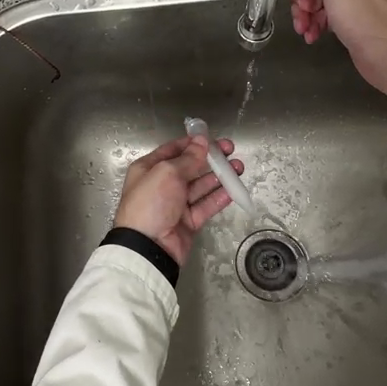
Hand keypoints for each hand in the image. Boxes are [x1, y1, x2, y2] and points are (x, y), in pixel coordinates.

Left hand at [113, 135, 241, 266]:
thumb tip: (201, 141)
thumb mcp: (167, 173)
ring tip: (238, 167)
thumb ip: (188, 158)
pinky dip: (219, 198)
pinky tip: (233, 190)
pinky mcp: (188, 222)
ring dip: (219, 177)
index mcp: (149, 169)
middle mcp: (162, 184)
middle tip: (231, 150)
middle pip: (190, 167)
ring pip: (201, 186)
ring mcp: (176, 204)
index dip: (193, 143)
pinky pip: (205, 206)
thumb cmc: (152, 202)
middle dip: (210, 159)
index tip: (212, 138)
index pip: (173, 150)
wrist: (148, 246)